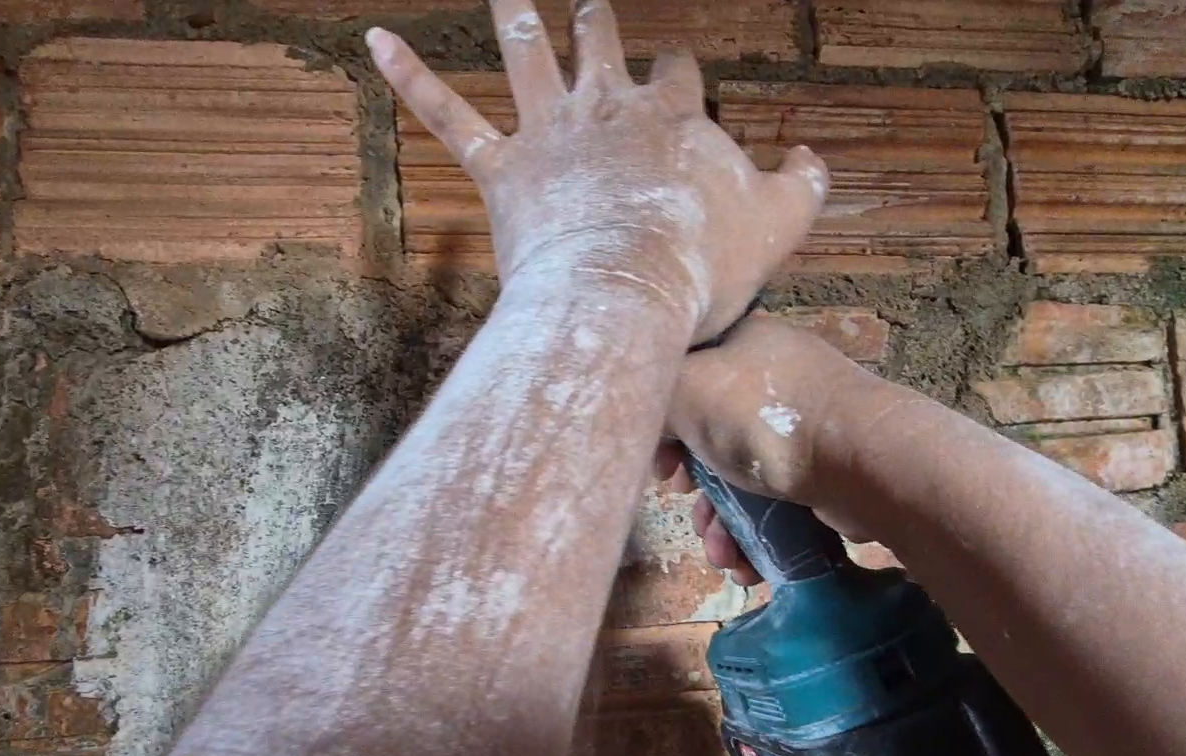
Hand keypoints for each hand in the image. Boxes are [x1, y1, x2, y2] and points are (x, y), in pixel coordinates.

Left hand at [367, 1, 828, 342]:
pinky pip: (448, 116)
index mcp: (671, 114)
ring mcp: (551, 132)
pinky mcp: (505, 172)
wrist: (628, 298)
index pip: (676, 71)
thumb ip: (805, 185)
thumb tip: (811, 158)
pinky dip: (411, 77)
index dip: (676, 74)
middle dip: (599, 25)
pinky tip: (374, 39)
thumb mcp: (781, 226)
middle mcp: (607, 105)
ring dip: (514, 12)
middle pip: (601, 41)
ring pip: (526, 50)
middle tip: (593, 11)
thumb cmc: (703, 268)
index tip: (675, 84)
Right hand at [652, 315, 881, 582]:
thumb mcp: (684, 390)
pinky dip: (757, 533)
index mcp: (744, 343)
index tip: (662, 465)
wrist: (861, 460)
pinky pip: (775, 500)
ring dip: (722, 524)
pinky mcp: (826, 469)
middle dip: (695, 488)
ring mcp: (805, 424)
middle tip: (689, 510)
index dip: (664, 424)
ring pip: (742, 476)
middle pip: (711, 435)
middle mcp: (776, 377)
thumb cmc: (763, 418)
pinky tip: (748, 564)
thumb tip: (658, 424)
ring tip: (722, 556)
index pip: (687, 377)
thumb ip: (654, 397)